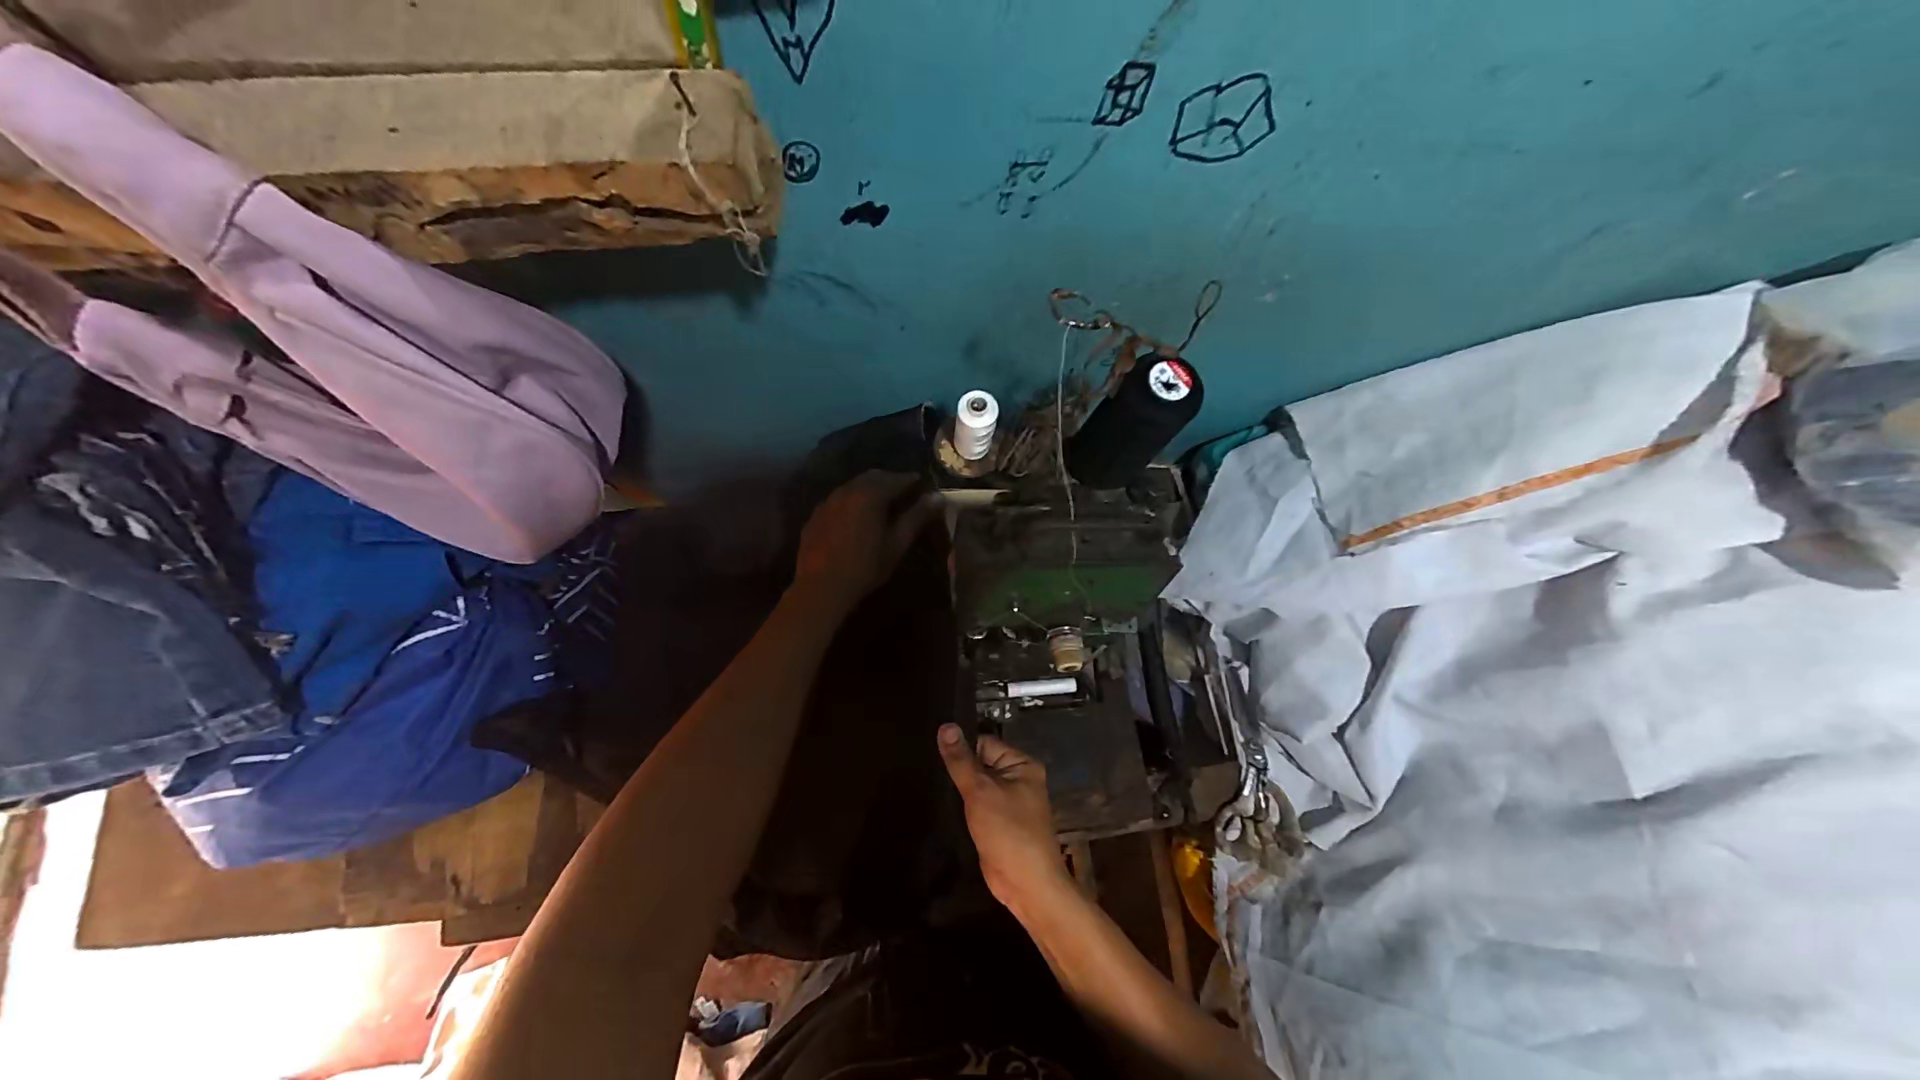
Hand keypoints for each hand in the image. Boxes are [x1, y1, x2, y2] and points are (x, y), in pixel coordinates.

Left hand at [791, 470, 939, 617]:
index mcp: (870, 494)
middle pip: (873, 476)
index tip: (922, 484)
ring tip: (881, 502)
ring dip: (869, 488)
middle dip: (890, 480)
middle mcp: (847, 490)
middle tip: (903, 490)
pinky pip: (838, 499)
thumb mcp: (897, 544)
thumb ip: (917, 517)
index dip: (912, 480)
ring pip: (853, 486)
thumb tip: (937, 497)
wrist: (820, 587)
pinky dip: (852, 500)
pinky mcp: (815, 515)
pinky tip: (855, 516)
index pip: (897, 479)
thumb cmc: (865, 567)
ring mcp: (828, 501)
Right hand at [937, 724, 1069, 910]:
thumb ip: (960, 759)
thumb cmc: (1008, 831)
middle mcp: (1017, 779)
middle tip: (924, 767)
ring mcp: (1007, 802)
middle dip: (957, 769)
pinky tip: (938, 804)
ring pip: (975, 786)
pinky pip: (975, 805)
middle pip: (979, 763)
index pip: (983, 742)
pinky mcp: (996, 823)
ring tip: (927, 783)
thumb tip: (945, 726)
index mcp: (1021, 764)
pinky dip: (961, 806)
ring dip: (957, 789)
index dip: (961, 747)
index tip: (931, 750)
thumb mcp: (980, 791)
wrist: (1025, 883)